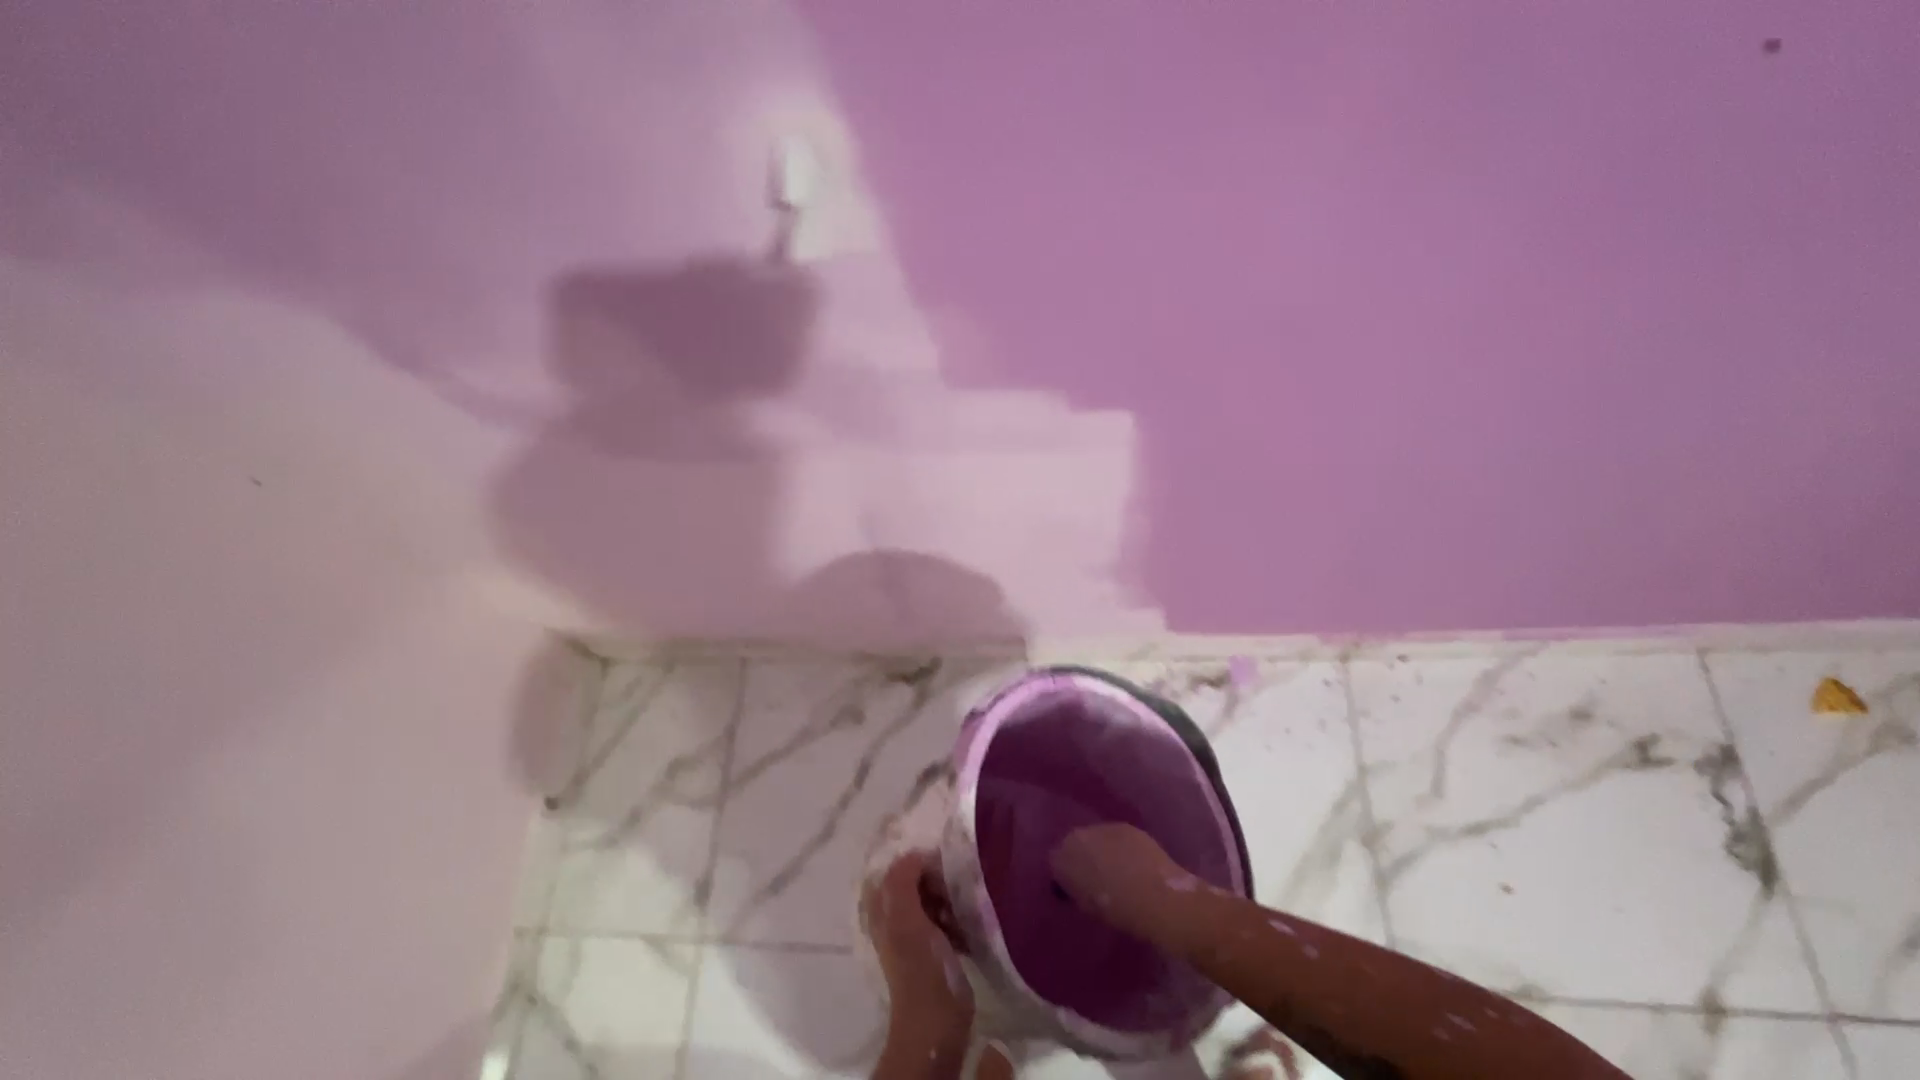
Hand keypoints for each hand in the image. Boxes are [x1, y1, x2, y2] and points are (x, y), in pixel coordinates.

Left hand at [863, 851, 972, 1049]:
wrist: (936, 1019)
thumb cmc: (920, 966)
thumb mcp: (906, 919)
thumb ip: (902, 882)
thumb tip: (914, 853)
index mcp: (881, 909)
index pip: (894, 869)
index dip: (915, 862)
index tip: (941, 862)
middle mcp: (893, 919)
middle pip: (915, 883)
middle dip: (937, 881)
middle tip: (955, 889)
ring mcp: (914, 935)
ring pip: (932, 901)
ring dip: (950, 901)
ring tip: (963, 911)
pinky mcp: (934, 950)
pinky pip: (945, 921)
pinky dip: (957, 921)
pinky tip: (968, 930)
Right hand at [1049, 823, 1191, 942]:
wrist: (1157, 898)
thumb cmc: (1118, 911)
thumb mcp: (1087, 906)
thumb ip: (1076, 891)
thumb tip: (1076, 886)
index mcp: (1062, 858)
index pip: (1055, 862)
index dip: (1065, 875)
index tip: (1075, 888)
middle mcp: (1078, 836)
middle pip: (1074, 844)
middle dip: (1081, 857)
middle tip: (1095, 877)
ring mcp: (1103, 828)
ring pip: (1095, 838)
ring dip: (1100, 849)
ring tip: (1116, 869)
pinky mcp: (1126, 827)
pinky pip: (1115, 837)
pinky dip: (1120, 847)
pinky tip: (1132, 862)